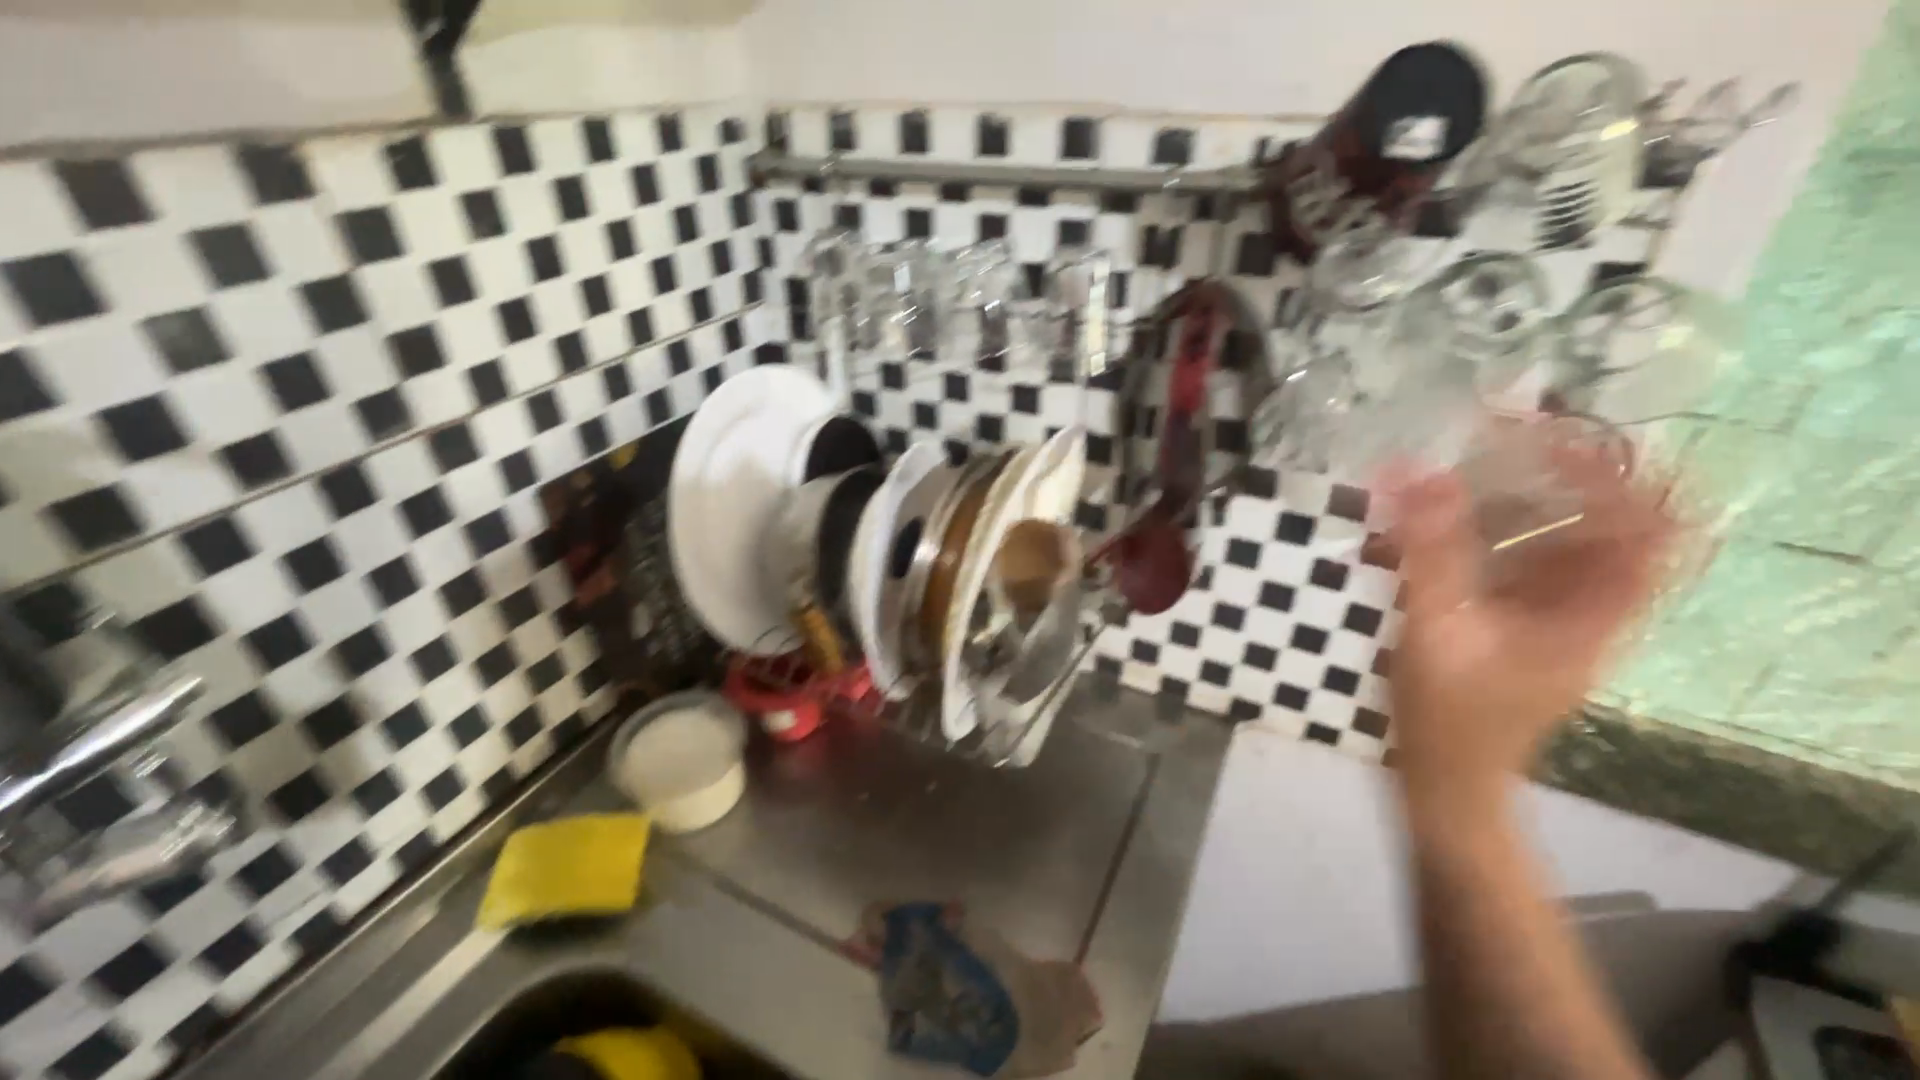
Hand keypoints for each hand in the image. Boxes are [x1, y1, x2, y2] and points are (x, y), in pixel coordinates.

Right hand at [1384, 439, 1679, 802]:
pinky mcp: (1520, 625)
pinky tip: (1440, 522)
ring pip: (1560, 539)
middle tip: (1500, 441)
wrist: (1448, 786)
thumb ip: (1429, 550)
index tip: (1548, 435)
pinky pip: (1521, 562)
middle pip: (1605, 522)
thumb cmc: (1450, 718)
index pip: (1646, 524)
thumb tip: (1413, 469)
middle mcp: (1589, 608)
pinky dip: (1491, 533)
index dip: (1609, 473)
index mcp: (1595, 612)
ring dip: (1520, 500)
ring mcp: (1556, 618)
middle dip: (1557, 475)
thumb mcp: (1437, 629)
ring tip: (1466, 469)